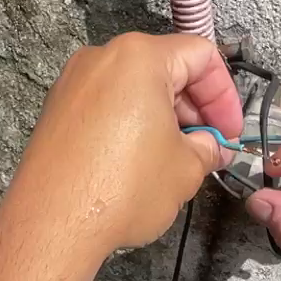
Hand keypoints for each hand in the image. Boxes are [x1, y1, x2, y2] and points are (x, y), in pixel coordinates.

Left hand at [0, 33, 239, 264]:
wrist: (52, 224)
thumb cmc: (120, 189)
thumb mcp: (184, 169)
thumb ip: (206, 149)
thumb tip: (212, 148)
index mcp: (139, 57)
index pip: (200, 55)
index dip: (225, 96)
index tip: (228, 132)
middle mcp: (101, 59)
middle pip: (164, 69)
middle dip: (193, 109)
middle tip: (207, 148)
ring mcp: (72, 85)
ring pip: (133, 90)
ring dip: (162, 119)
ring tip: (174, 161)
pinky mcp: (55, 113)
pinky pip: (105, 109)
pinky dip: (129, 127)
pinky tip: (138, 165)